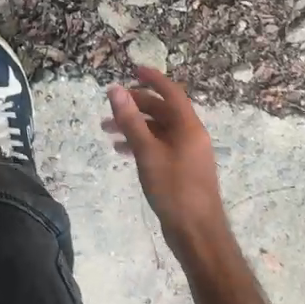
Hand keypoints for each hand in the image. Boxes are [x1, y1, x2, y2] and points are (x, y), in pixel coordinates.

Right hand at [105, 66, 229, 250]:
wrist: (197, 234)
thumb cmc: (174, 190)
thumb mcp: (147, 152)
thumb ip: (130, 120)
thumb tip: (114, 89)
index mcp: (189, 127)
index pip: (171, 92)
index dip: (152, 78)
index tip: (133, 69)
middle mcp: (191, 136)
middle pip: (162, 110)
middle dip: (136, 106)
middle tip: (110, 107)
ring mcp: (187, 154)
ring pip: (158, 130)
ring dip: (134, 126)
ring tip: (107, 131)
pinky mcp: (181, 170)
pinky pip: (159, 147)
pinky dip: (141, 143)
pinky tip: (122, 151)